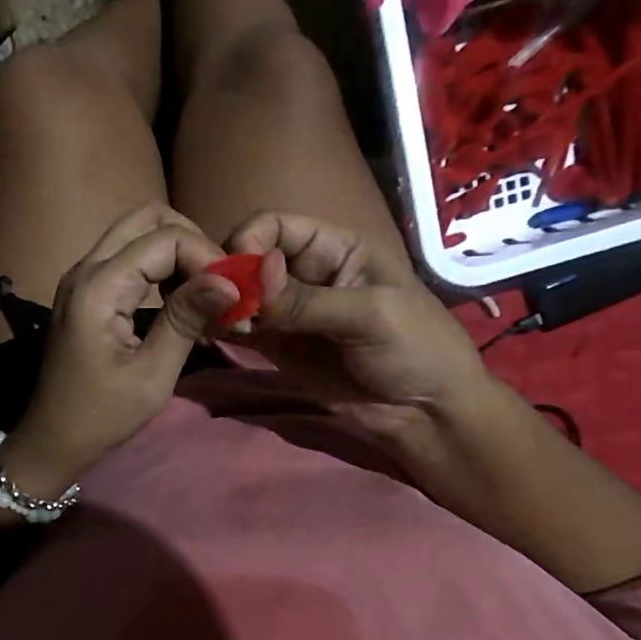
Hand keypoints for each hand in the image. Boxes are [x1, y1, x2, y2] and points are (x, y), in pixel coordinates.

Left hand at [5, 204, 237, 493]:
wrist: (53, 438)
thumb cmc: (102, 415)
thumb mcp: (153, 373)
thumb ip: (187, 318)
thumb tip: (230, 281)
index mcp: (99, 287)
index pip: (165, 239)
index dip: (207, 257)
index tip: (234, 295)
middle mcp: (86, 268)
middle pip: (148, 218)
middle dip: (193, 242)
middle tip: (220, 283)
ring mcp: (83, 276)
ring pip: (138, 233)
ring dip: (178, 252)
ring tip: (207, 294)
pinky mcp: (87, 290)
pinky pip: (129, 256)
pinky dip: (162, 266)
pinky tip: (183, 300)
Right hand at [226, 212, 489, 431]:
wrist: (427, 413)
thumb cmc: (416, 348)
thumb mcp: (371, 315)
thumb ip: (308, 299)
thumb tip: (253, 276)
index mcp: (336, 247)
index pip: (277, 226)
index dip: (251, 240)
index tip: (237, 272)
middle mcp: (307, 272)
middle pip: (252, 257)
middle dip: (231, 274)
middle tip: (222, 304)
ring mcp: (290, 312)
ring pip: (242, 294)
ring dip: (225, 303)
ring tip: (224, 323)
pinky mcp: (279, 347)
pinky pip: (243, 329)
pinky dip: (224, 327)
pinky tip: (213, 333)